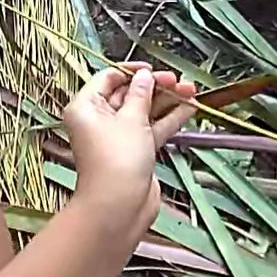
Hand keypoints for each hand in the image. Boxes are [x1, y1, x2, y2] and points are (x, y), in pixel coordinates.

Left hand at [62, 65, 197, 243]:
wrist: (119, 207)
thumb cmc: (117, 159)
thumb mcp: (132, 119)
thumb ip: (141, 94)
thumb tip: (145, 76)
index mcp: (86, 107)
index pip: (107, 78)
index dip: (131, 72)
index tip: (153, 69)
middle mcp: (99, 120)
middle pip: (128, 94)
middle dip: (155, 86)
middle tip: (178, 80)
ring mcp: (118, 137)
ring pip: (144, 112)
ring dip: (166, 101)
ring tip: (190, 90)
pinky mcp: (135, 152)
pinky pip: (152, 129)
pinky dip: (169, 119)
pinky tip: (189, 108)